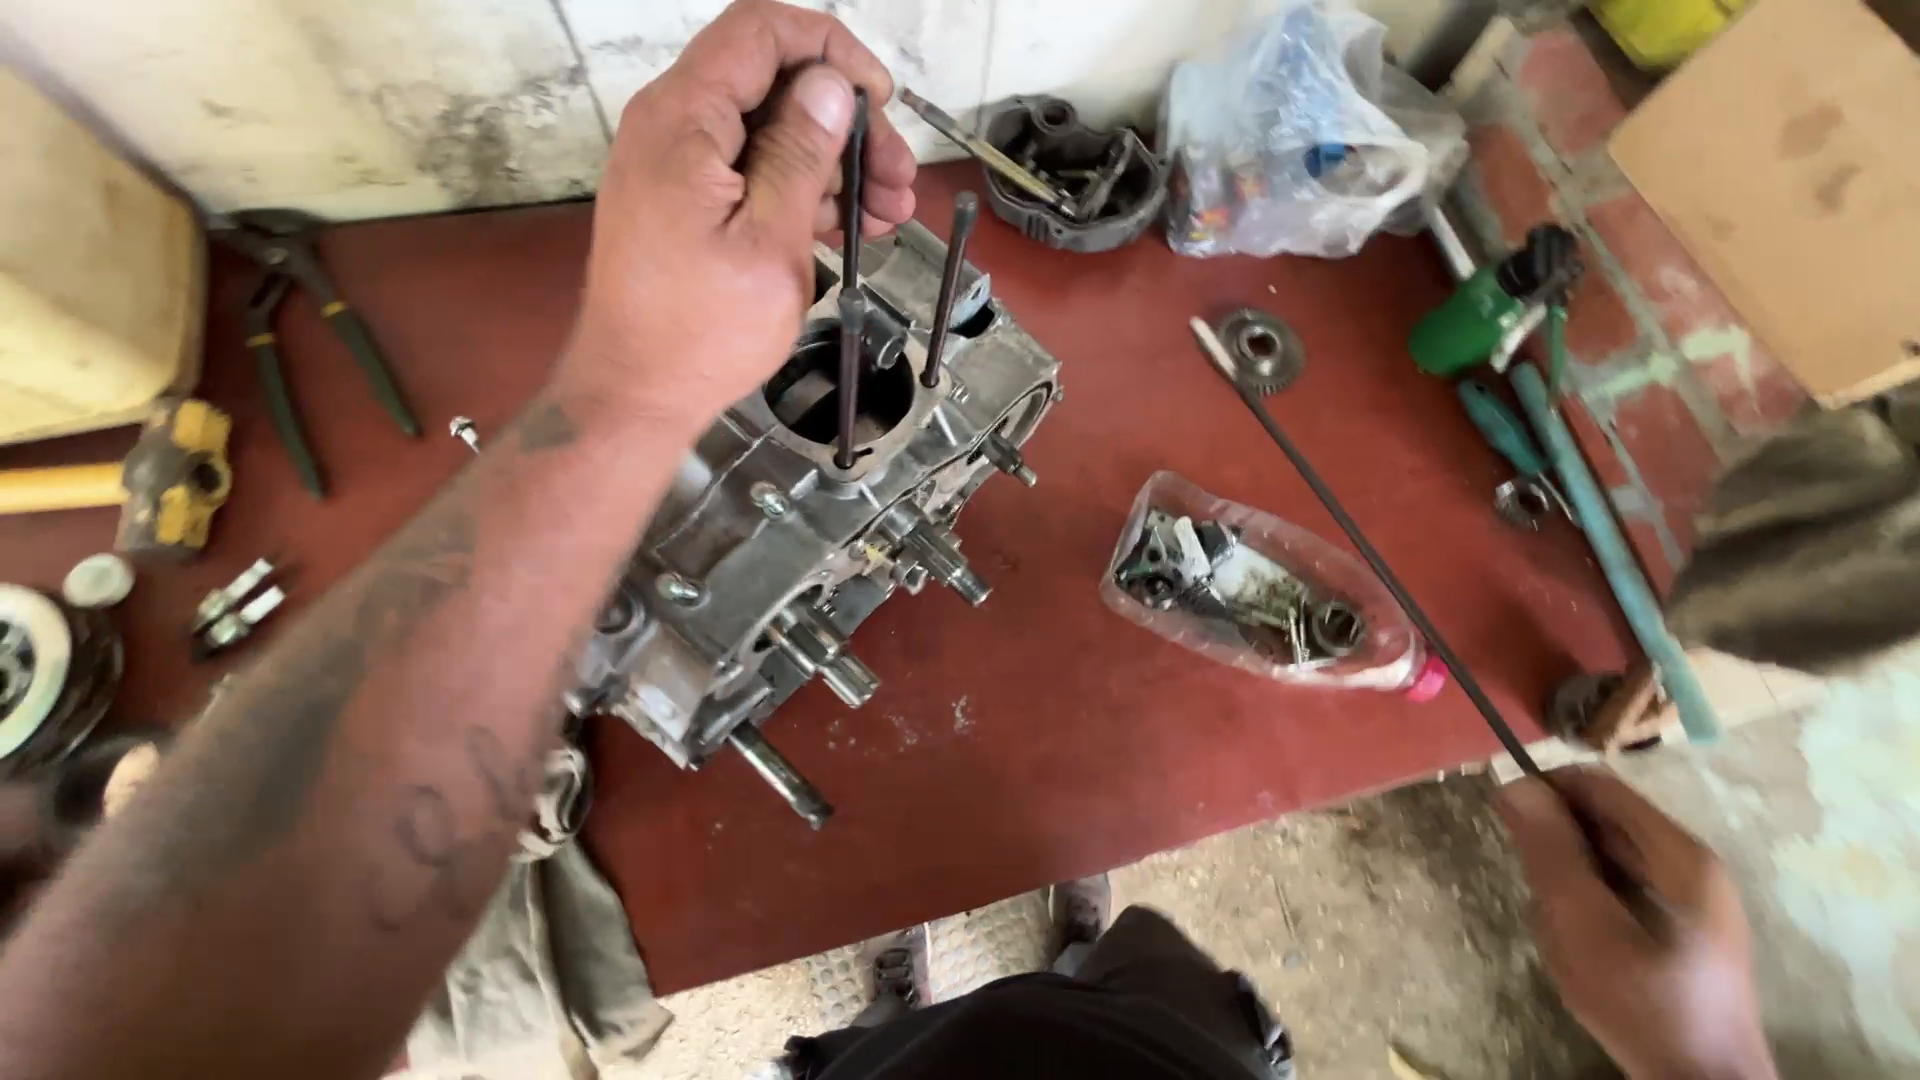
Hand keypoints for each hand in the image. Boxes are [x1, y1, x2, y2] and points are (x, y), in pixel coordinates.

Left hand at [562, 0, 917, 425]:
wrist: (637, 391)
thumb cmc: (701, 333)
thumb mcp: (769, 243)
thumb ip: (800, 157)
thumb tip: (831, 88)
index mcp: (685, 122)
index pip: (762, 33)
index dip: (831, 51)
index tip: (881, 99)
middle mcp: (674, 129)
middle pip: (774, 88)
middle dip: (846, 125)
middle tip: (898, 179)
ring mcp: (680, 170)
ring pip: (771, 136)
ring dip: (835, 166)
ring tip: (887, 213)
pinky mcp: (688, 206)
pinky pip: (753, 176)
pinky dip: (803, 194)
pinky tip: (849, 227)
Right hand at [1499, 767, 1776, 1079]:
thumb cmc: (1641, 1002)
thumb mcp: (1581, 923)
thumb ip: (1550, 851)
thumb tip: (1514, 783)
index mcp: (1678, 855)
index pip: (1597, 785)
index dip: (1545, 789)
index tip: (1505, 818)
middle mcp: (1690, 862)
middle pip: (1601, 814)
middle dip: (1555, 836)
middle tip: (1531, 878)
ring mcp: (1688, 891)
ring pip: (1603, 846)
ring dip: (1566, 865)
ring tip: (1554, 911)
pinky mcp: (1678, 917)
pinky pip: (1615, 876)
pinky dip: (1584, 887)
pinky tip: (1577, 926)